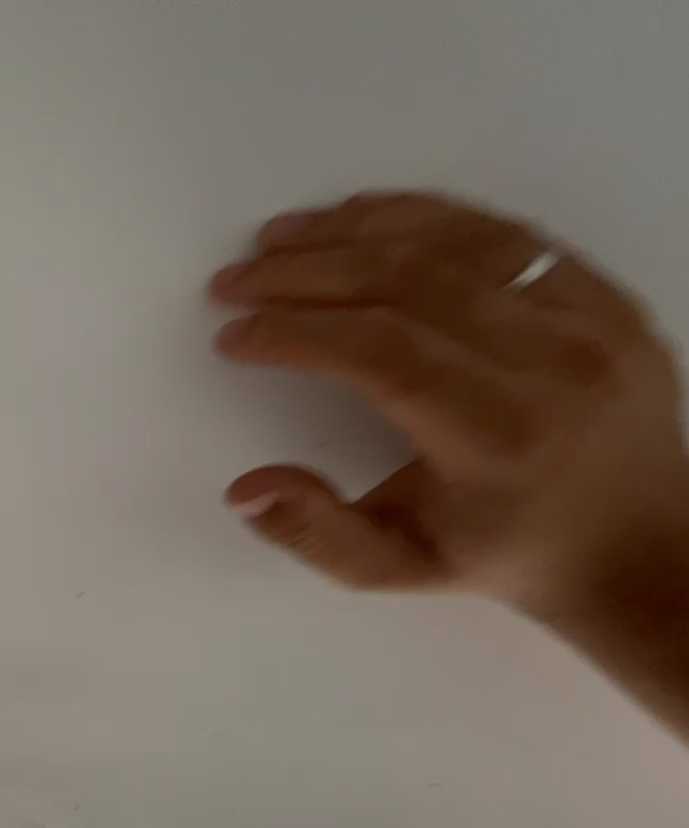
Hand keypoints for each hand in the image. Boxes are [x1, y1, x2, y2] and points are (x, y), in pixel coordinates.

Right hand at [211, 191, 688, 614]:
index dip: (293, 332)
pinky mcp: (601, 297)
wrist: (637, 544)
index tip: (233, 333)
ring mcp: (589, 321)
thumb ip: (311, 533)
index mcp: (496, 436)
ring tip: (278, 236)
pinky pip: (504, 234)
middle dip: (303, 274)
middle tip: (235, 280)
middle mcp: (553, 365)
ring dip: (351, 233)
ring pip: (454, 244)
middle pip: (409, 284)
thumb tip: (245, 489)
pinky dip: (421, 214)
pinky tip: (358, 215)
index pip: (380, 352)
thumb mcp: (387, 570)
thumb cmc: (496, 555)